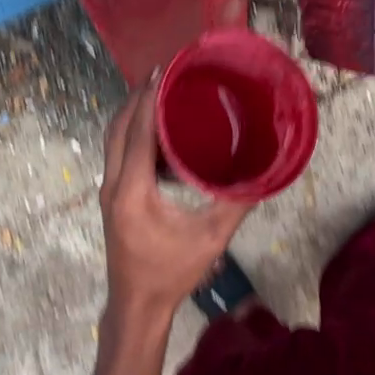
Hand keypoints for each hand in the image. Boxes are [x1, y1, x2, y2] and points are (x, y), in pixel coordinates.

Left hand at [98, 70, 252, 317]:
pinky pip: (117, 152)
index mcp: (133, 189)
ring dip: (132, 113)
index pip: (137, 131)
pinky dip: (131, 132)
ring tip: (161, 94)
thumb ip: (236, 204)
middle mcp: (114, 183)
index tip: (165, 69)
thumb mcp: (210, 239)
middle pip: (118, 126)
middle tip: (166, 73)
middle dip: (137, 96)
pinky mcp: (112, 196)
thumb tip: (266, 173)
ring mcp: (108, 190)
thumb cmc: (172, 274)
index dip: (149, 97)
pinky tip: (158, 132)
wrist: (137, 305)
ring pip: (112, 138)